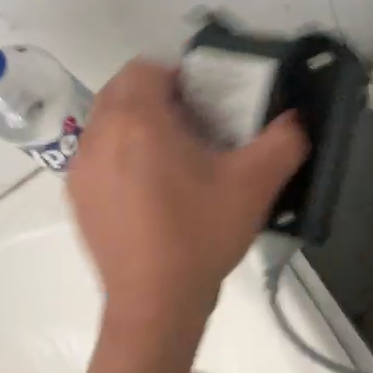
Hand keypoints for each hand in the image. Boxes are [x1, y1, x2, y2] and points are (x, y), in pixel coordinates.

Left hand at [68, 59, 307, 331]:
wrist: (155, 304)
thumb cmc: (201, 237)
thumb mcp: (255, 186)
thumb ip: (284, 141)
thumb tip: (296, 120)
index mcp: (137, 119)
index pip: (147, 68)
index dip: (179, 78)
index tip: (205, 108)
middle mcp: (99, 134)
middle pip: (122, 92)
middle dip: (155, 101)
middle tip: (193, 133)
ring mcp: (81, 168)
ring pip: (107, 125)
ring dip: (136, 130)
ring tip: (171, 167)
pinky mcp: (76, 199)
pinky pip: (97, 159)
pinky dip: (120, 161)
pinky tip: (149, 198)